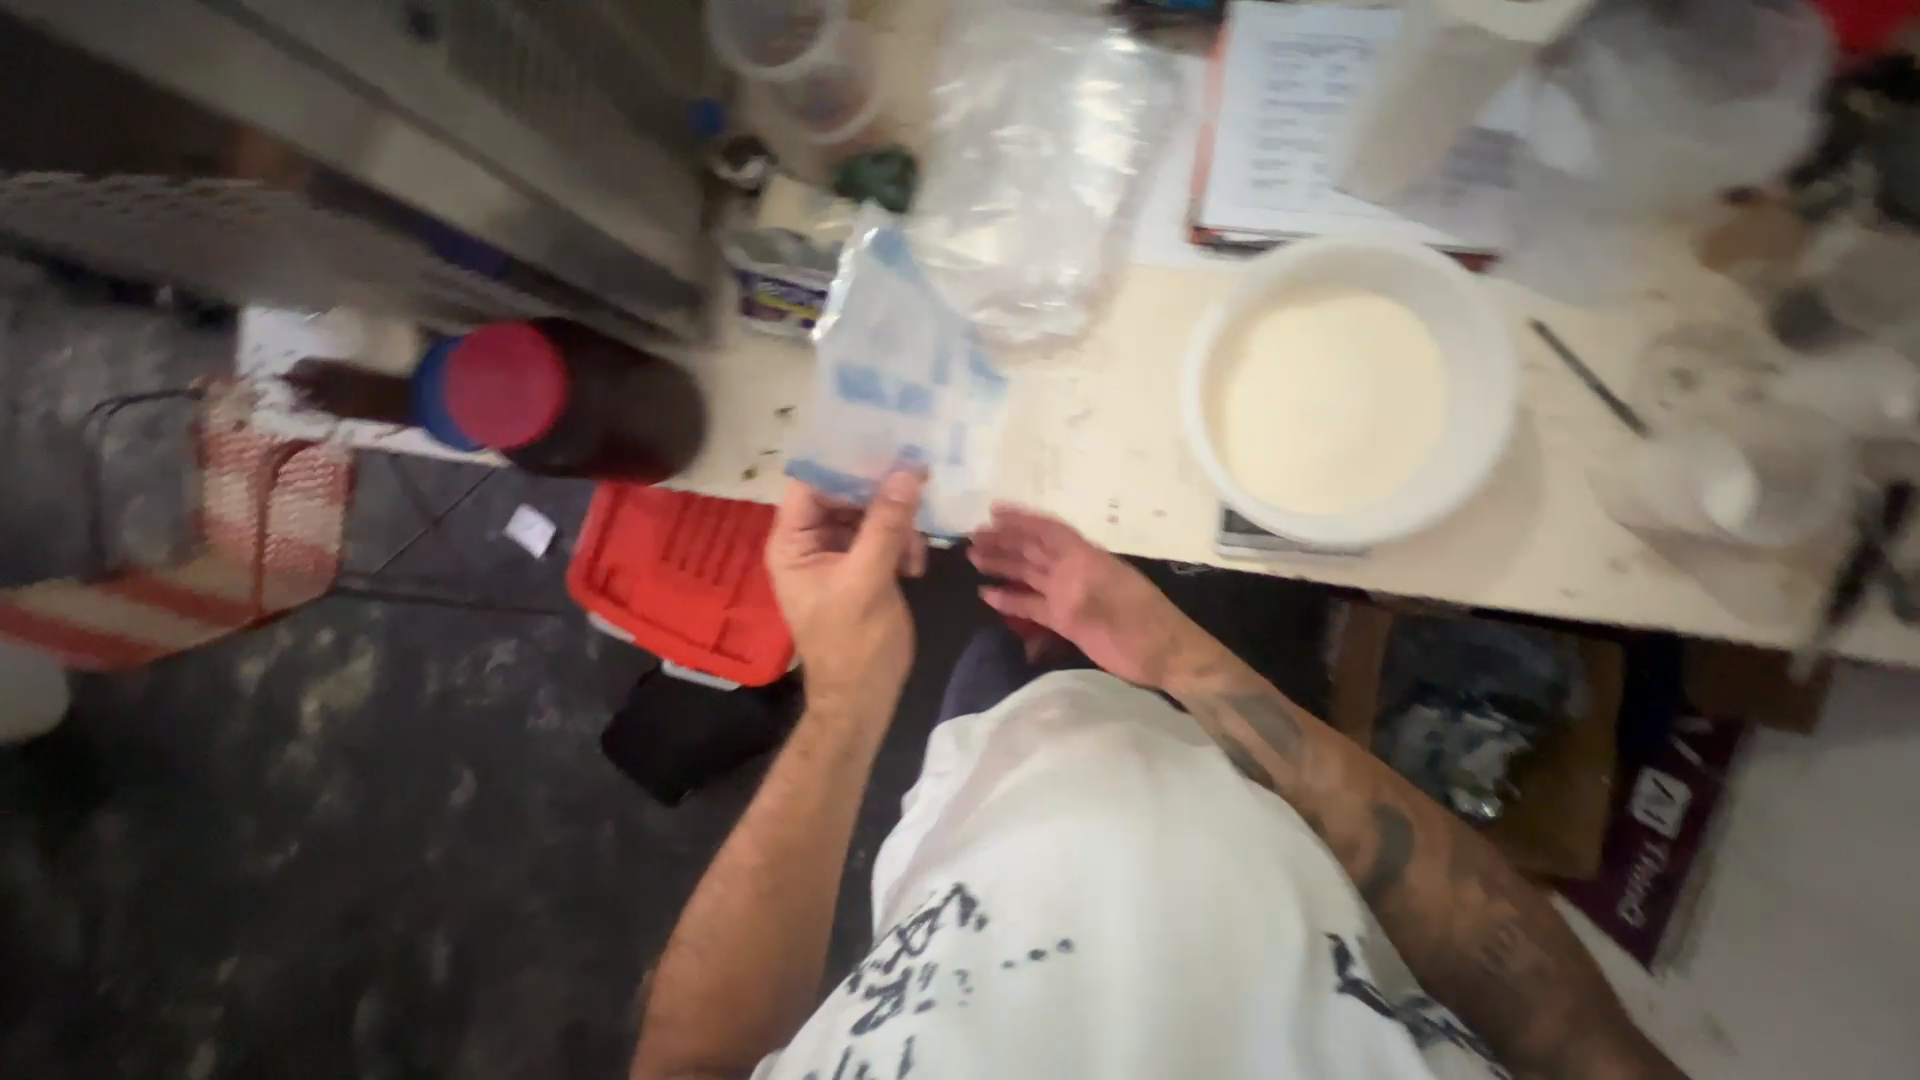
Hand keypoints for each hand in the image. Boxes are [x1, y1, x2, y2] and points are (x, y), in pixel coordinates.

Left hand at [766, 472, 927, 717]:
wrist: (865, 698)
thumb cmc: (854, 644)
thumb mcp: (868, 581)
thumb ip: (886, 526)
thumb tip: (907, 472)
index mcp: (792, 542)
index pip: (810, 482)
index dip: (843, 460)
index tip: (885, 442)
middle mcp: (810, 542)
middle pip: (844, 493)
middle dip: (881, 495)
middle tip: (919, 484)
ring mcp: (837, 554)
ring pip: (869, 512)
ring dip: (898, 524)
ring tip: (916, 551)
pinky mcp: (863, 566)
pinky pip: (884, 535)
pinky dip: (903, 543)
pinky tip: (916, 566)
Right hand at [967, 504, 1201, 686]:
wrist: (1165, 655)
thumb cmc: (1142, 625)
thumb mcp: (1115, 603)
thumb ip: (1084, 593)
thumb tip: (1058, 586)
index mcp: (1086, 559)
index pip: (1049, 531)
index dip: (1022, 519)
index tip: (993, 512)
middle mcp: (1073, 571)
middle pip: (1034, 549)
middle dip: (1005, 540)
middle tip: (972, 537)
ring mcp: (1069, 596)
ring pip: (1030, 574)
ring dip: (1004, 565)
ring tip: (974, 558)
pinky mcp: (1066, 619)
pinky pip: (1033, 605)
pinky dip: (1011, 600)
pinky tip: (988, 595)